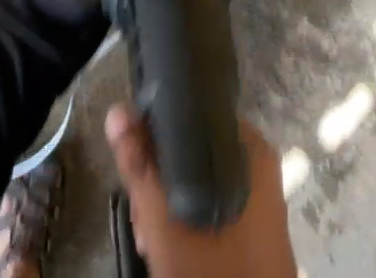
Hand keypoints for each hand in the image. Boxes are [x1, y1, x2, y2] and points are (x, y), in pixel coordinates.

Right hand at [105, 104, 297, 277]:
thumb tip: (117, 113)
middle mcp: (258, 163)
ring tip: (153, 240)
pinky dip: (188, 219)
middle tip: (143, 217)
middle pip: (192, 152)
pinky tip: (170, 247)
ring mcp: (257, 195)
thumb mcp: (164, 216)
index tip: (134, 172)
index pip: (191, 117)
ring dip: (169, 207)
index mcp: (249, 146)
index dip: (154, 139)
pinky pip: (211, 204)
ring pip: (197, 182)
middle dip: (159, 183)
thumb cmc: (210, 267)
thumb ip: (139, 164)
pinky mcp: (254, 223)